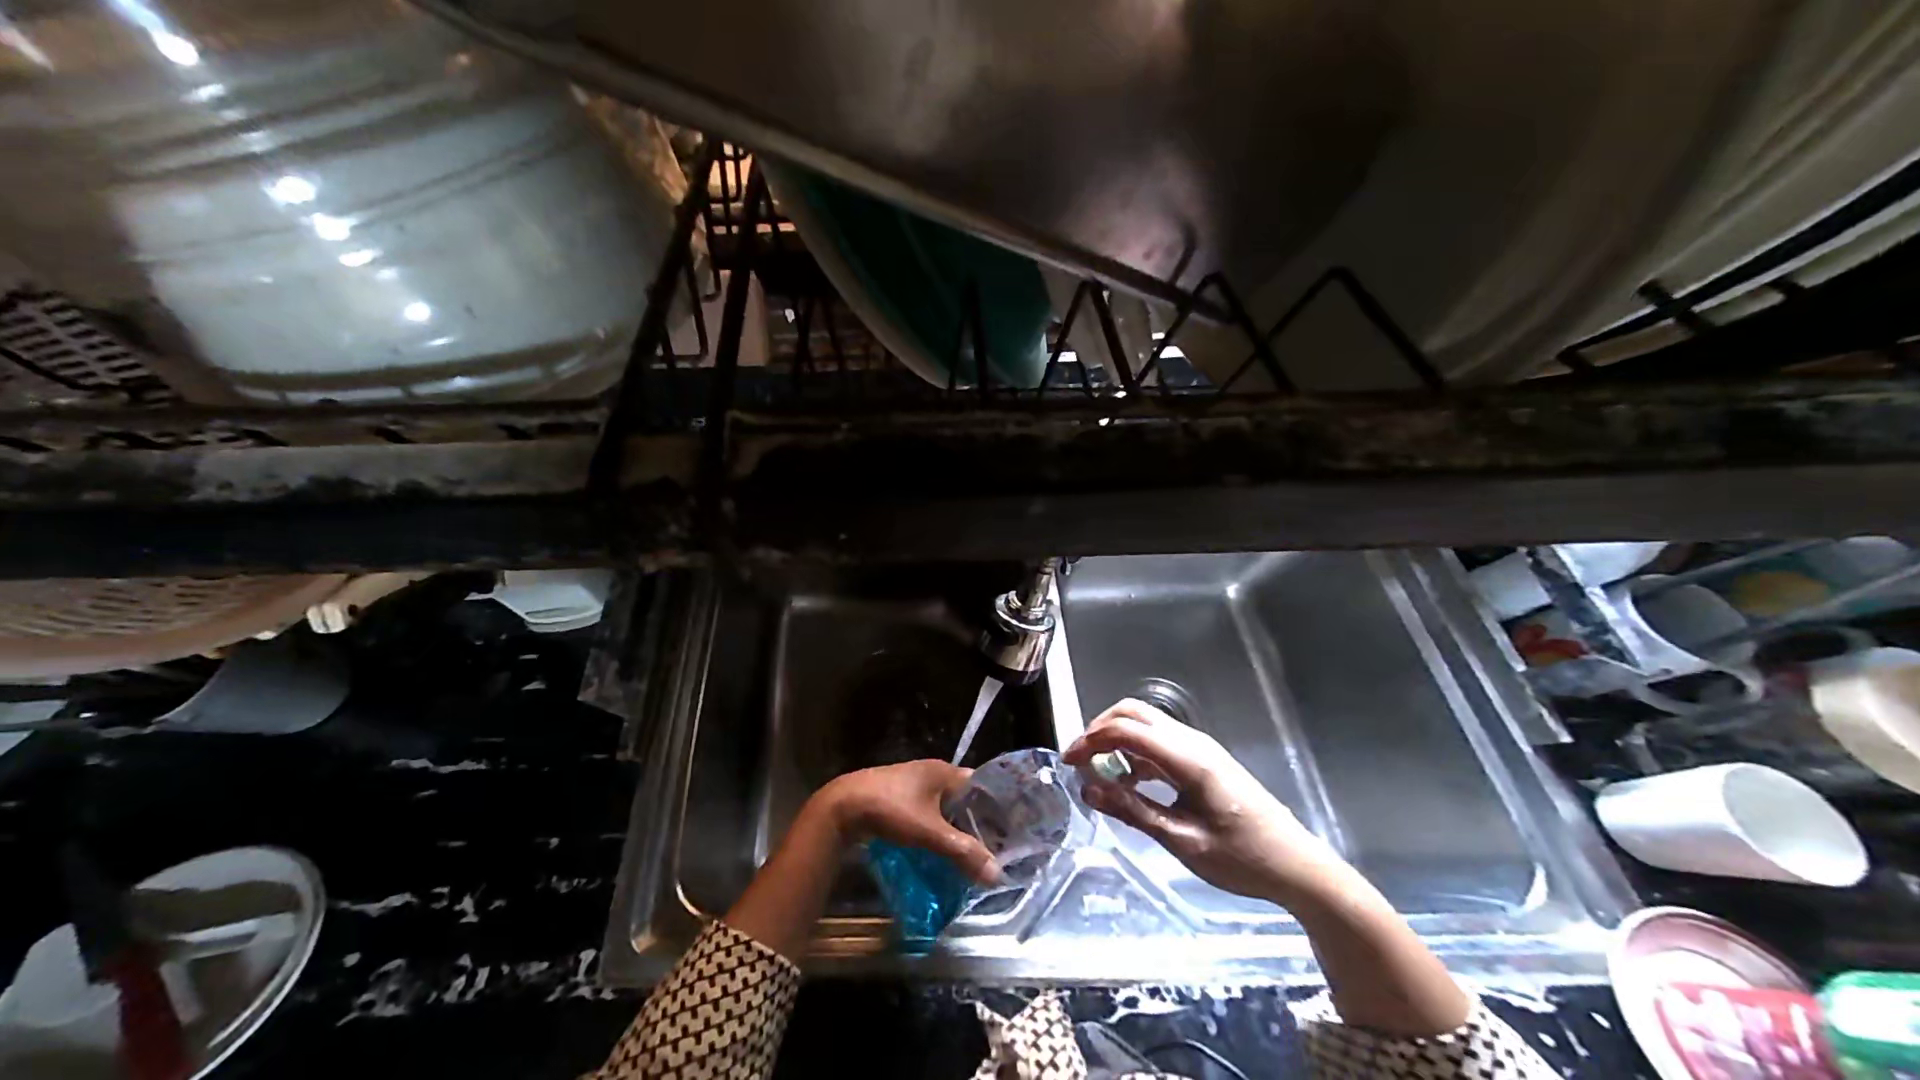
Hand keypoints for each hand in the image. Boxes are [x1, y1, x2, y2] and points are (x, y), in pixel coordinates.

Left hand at [809, 760, 999, 884]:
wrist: (842, 807)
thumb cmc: (890, 810)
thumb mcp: (930, 832)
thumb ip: (963, 852)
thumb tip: (996, 874)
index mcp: (944, 771)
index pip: (981, 784)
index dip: (996, 805)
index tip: (1011, 829)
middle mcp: (930, 773)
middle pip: (963, 797)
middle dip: (977, 821)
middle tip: (995, 847)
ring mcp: (912, 785)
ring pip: (944, 807)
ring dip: (956, 826)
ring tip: (972, 853)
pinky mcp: (898, 799)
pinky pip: (928, 814)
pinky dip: (937, 829)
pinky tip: (941, 849)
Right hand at [1064, 698, 1339, 903]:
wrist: (1297, 867)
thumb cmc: (1243, 860)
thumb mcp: (1182, 842)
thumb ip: (1133, 812)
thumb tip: (1089, 790)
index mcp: (1189, 759)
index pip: (1127, 731)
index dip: (1091, 741)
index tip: (1068, 764)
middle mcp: (1193, 743)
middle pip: (1134, 713)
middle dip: (1099, 729)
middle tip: (1079, 761)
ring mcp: (1200, 748)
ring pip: (1146, 724)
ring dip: (1116, 739)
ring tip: (1097, 773)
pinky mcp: (1203, 760)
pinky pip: (1159, 742)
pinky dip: (1134, 752)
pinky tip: (1128, 782)